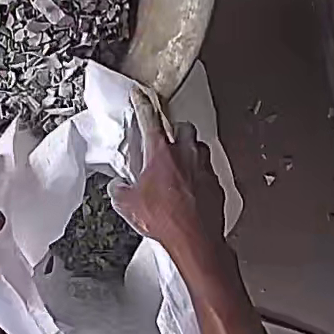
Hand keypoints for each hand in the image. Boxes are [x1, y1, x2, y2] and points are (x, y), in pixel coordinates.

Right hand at [110, 99, 226, 264]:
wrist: (194, 239)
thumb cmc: (164, 219)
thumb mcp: (127, 204)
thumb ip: (119, 189)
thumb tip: (117, 187)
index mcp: (160, 153)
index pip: (149, 119)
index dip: (142, 104)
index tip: (139, 94)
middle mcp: (184, 154)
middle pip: (183, 127)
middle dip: (175, 129)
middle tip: (166, 139)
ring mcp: (203, 167)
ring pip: (198, 146)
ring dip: (189, 150)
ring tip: (179, 163)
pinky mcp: (216, 183)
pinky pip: (208, 170)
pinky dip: (199, 173)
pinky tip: (191, 186)